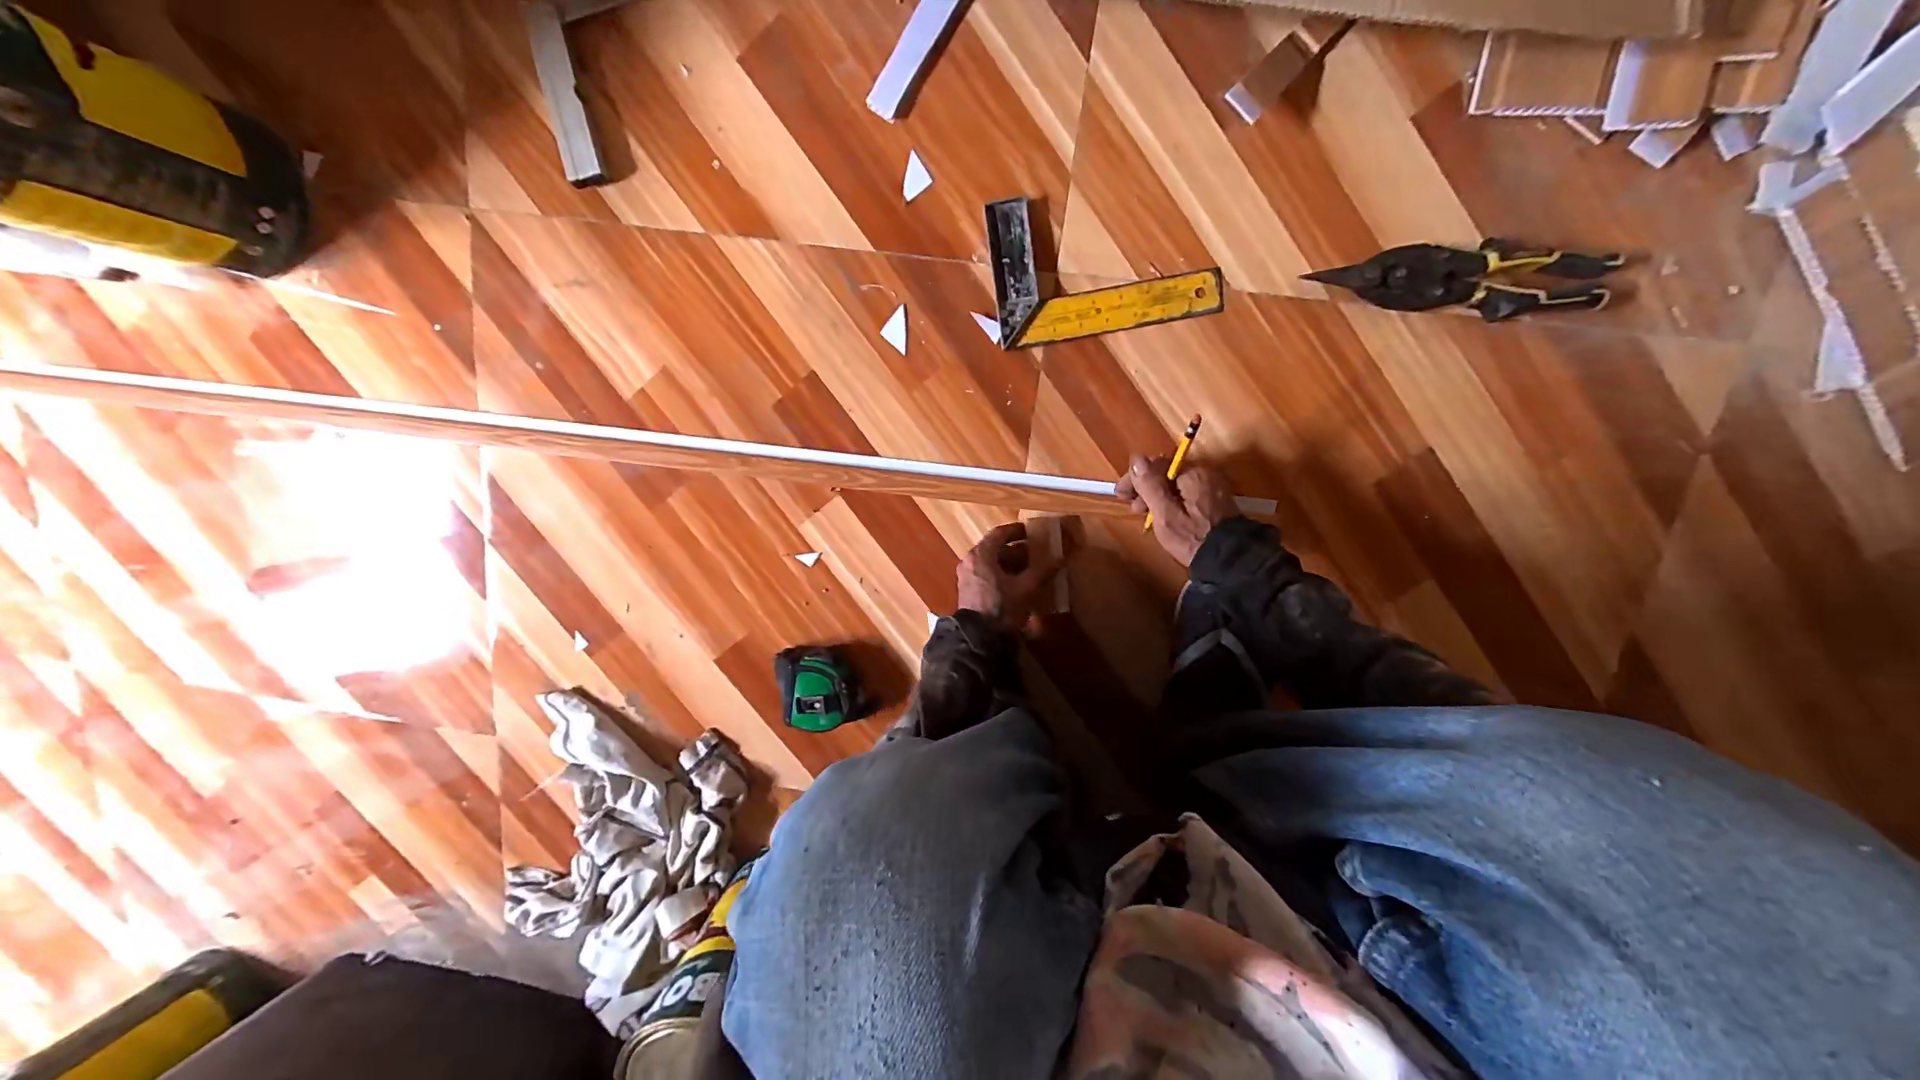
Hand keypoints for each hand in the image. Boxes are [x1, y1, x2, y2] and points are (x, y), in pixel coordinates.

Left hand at [956, 522, 1061, 628]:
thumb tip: (1060, 558)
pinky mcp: (969, 591)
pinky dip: (1002, 574)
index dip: (1016, 531)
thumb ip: (1042, 571)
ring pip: (991, 563)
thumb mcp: (1025, 588)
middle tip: (1035, 552)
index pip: (998, 534)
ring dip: (1010, 564)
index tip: (1031, 531)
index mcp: (980, 555)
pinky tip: (1018, 584)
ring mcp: (967, 577)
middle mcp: (970, 562)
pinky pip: (987, 575)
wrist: (979, 638)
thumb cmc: (1001, 608)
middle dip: (1016, 550)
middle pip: (994, 549)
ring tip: (1030, 569)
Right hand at [1117, 455, 1237, 566]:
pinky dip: (1173, 502)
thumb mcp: (1164, 513)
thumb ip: (1150, 485)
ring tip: (1148, 516)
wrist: (1229, 560)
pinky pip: (1187, 494)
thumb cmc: (1191, 538)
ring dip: (1158, 496)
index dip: (1135, 477)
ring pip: (1176, 485)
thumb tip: (1137, 458)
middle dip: (1146, 488)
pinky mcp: (1215, 501)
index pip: (1156, 464)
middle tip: (1135, 509)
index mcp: (1192, 474)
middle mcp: (1204, 474)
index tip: (1121, 494)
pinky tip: (1165, 517)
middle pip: (1167, 473)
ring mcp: (1212, 487)